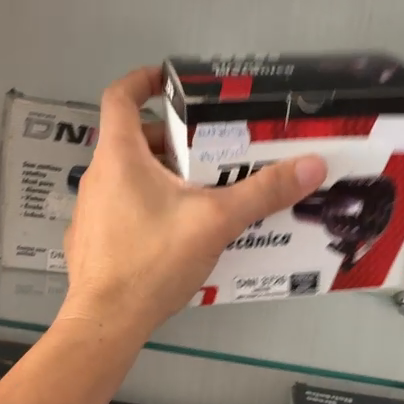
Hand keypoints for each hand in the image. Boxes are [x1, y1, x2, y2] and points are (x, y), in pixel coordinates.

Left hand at [59, 66, 327, 336]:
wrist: (107, 322)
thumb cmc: (153, 261)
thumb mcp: (216, 222)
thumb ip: (263, 192)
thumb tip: (312, 165)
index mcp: (119, 156)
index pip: (120, 96)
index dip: (144, 81)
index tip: (170, 81)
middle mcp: (98, 177)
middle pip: (134, 141)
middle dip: (174, 141)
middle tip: (212, 151)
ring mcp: (90, 212)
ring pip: (129, 179)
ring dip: (164, 178)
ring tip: (204, 195)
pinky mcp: (92, 244)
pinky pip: (123, 212)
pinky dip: (149, 210)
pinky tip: (177, 236)